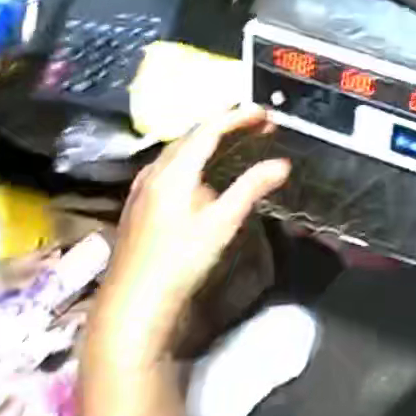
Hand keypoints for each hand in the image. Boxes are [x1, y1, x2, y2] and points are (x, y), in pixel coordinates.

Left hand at [87, 105, 290, 373]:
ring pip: (178, 152)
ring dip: (208, 141)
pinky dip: (194, 158)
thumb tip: (281, 163)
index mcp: (173, 172)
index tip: (263, 113)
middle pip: (191, 137)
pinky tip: (203, 172)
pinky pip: (170, 167)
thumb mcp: (222, 223)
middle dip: (225, 126)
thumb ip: (251, 188)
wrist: (134, 303)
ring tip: (236, 140)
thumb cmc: (180, 260)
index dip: (237, 118)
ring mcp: (143, 189)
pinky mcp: (141, 205)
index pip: (207, 131)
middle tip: (256, 124)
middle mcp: (154, 173)